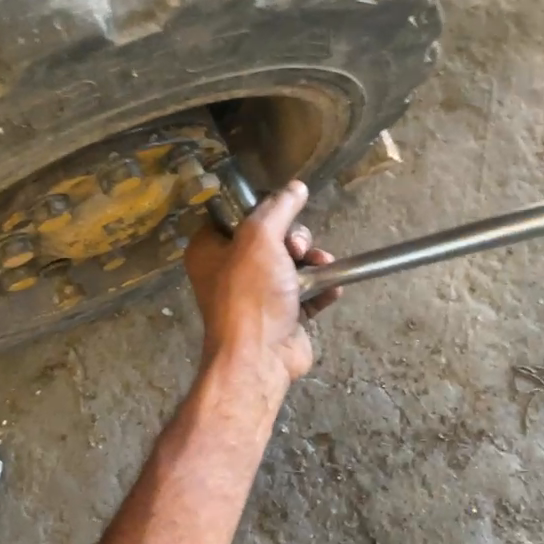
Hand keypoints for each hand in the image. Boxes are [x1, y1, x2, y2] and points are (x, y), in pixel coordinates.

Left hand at [185, 180, 343, 386]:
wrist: (260, 356)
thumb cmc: (250, 293)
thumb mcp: (260, 238)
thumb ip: (279, 208)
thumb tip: (296, 186)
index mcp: (210, 250)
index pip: (235, 216)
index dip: (261, 210)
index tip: (280, 213)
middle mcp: (229, 270)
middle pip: (271, 237)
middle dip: (294, 239)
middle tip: (296, 249)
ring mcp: (257, 294)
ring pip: (292, 263)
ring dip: (313, 261)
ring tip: (321, 265)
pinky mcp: (282, 314)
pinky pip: (307, 290)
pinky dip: (322, 287)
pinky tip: (333, 286)